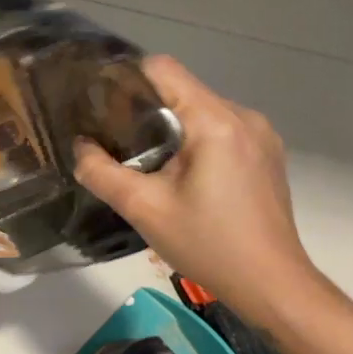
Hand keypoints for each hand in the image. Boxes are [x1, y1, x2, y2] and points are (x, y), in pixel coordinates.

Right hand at [73, 55, 325, 326]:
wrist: (272, 284)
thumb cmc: (208, 243)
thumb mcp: (142, 208)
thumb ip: (101, 172)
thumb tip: (80, 147)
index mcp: (215, 121)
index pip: (164, 69)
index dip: (126, 78)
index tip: (99, 101)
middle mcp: (243, 117)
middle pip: (181, 91)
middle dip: (144, 109)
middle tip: (111, 140)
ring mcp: (260, 135)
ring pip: (199, 112)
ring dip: (168, 129)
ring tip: (141, 161)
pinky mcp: (266, 155)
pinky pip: (219, 131)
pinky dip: (192, 142)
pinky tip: (177, 175)